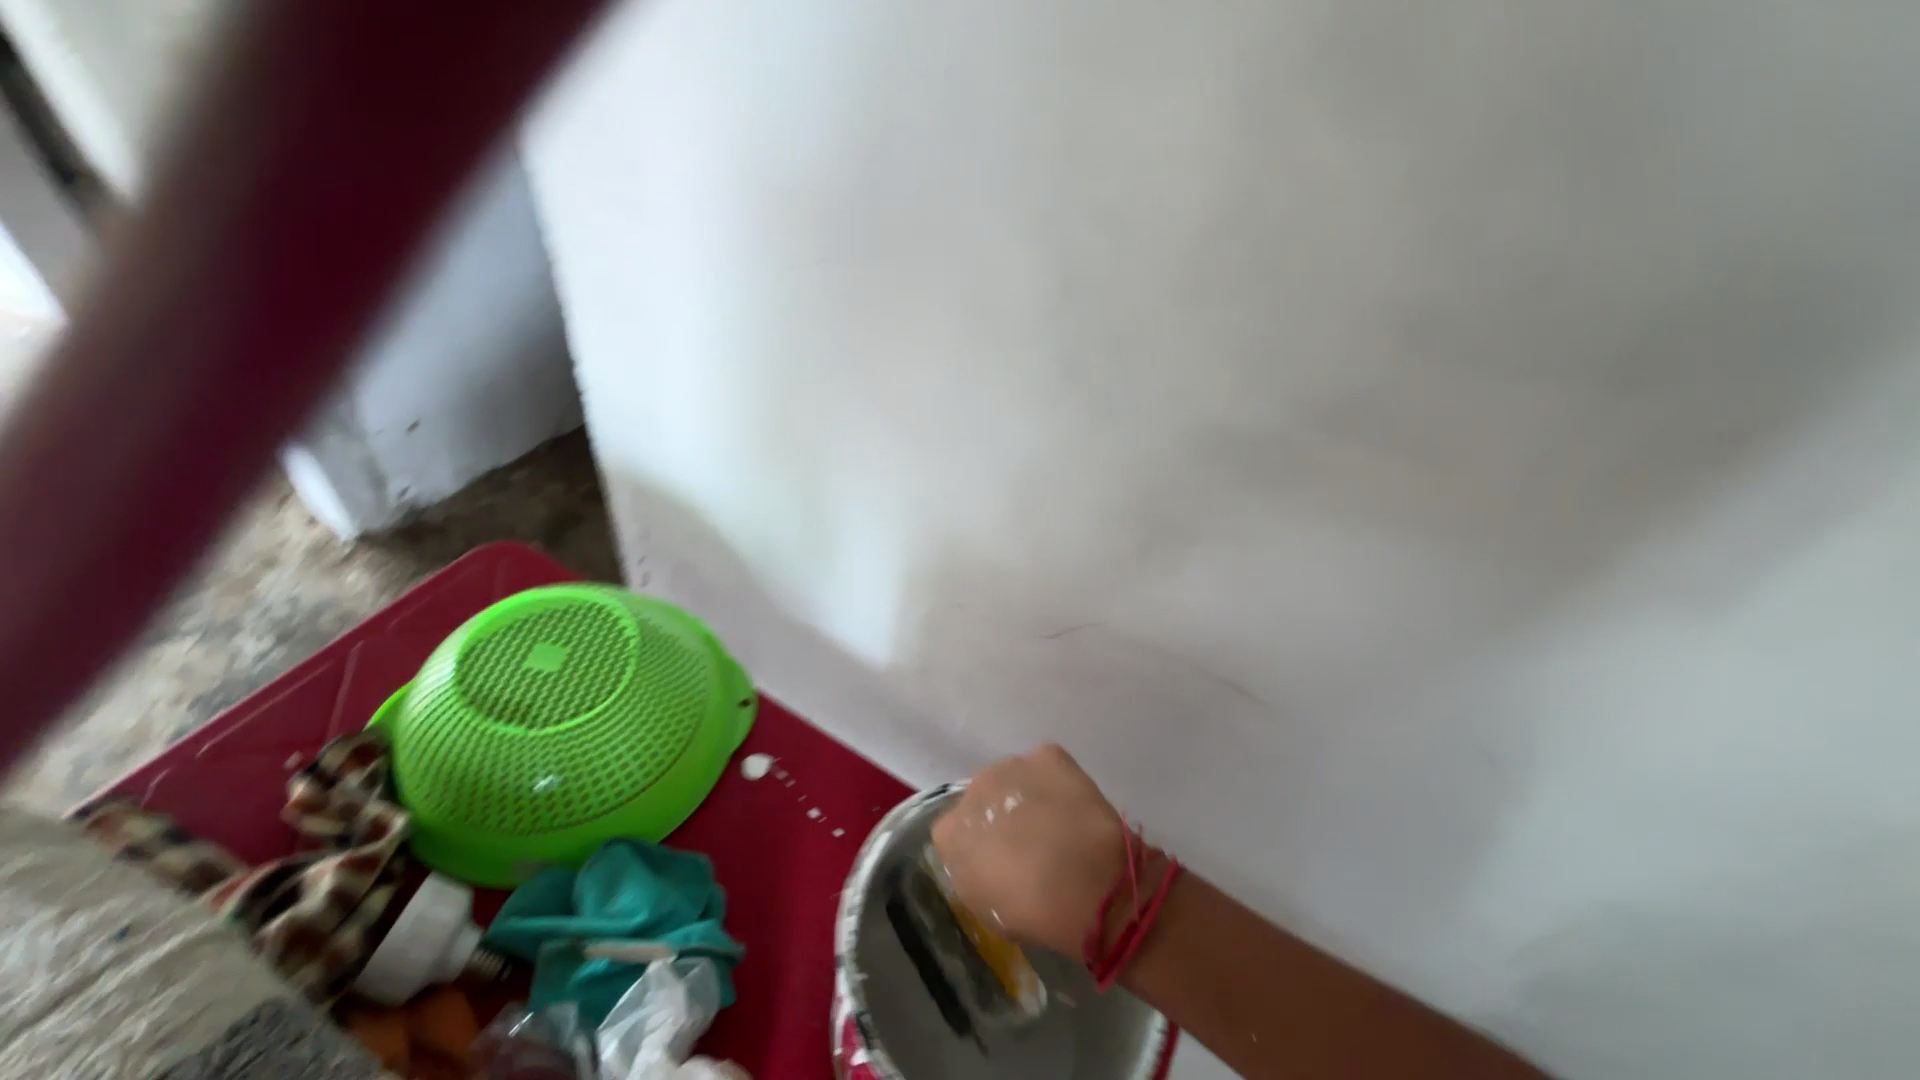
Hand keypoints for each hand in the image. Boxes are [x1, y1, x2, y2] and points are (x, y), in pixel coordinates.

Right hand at [929, 744, 1128, 955]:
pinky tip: (1073, 806)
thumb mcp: (985, 908)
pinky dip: (1057, 781)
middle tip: (1029, 841)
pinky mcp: (1048, 756)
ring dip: (1028, 795)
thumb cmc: (1031, 910)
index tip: (998, 859)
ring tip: (1057, 822)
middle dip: (1000, 813)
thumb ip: (974, 874)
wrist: (1086, 883)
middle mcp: (972, 789)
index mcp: (949, 831)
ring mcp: (1010, 766)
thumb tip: (986, 862)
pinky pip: (1047, 766)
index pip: (956, 831)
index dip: (979, 844)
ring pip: (1014, 778)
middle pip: (983, 797)